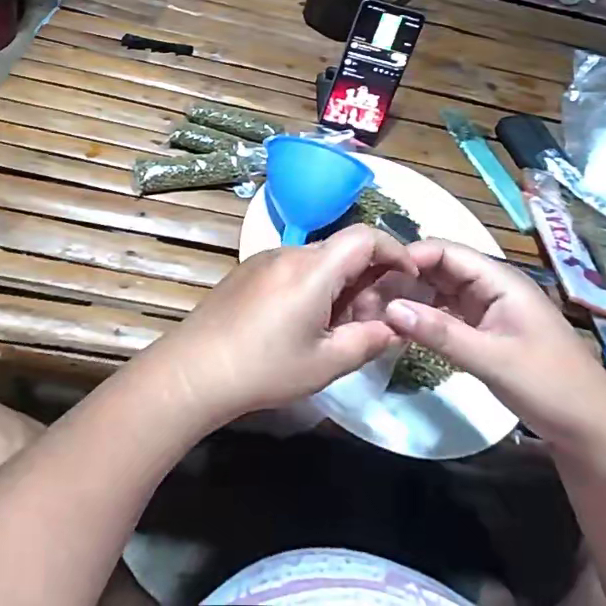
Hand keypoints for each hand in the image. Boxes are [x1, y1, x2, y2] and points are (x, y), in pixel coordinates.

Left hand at [139, 225, 414, 424]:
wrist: (195, 368)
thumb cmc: (265, 368)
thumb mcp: (326, 363)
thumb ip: (369, 340)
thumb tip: (395, 327)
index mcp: (312, 268)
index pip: (364, 237)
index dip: (394, 251)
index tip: (409, 277)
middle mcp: (289, 252)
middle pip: (341, 249)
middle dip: (368, 276)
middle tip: (376, 315)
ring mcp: (264, 258)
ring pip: (317, 259)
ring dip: (339, 282)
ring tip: (341, 325)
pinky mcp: (248, 271)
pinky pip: (293, 267)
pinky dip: (313, 284)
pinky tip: (306, 321)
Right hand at [386, 241, 605, 444]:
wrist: (593, 431)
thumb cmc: (550, 386)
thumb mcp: (492, 359)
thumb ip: (440, 332)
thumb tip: (389, 307)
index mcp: (500, 279)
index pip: (446, 251)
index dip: (410, 256)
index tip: (375, 274)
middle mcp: (491, 285)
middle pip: (439, 267)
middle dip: (405, 276)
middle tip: (369, 294)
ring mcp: (488, 307)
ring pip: (440, 289)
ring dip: (412, 296)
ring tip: (378, 309)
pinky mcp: (485, 329)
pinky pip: (446, 311)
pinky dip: (424, 316)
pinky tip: (402, 327)